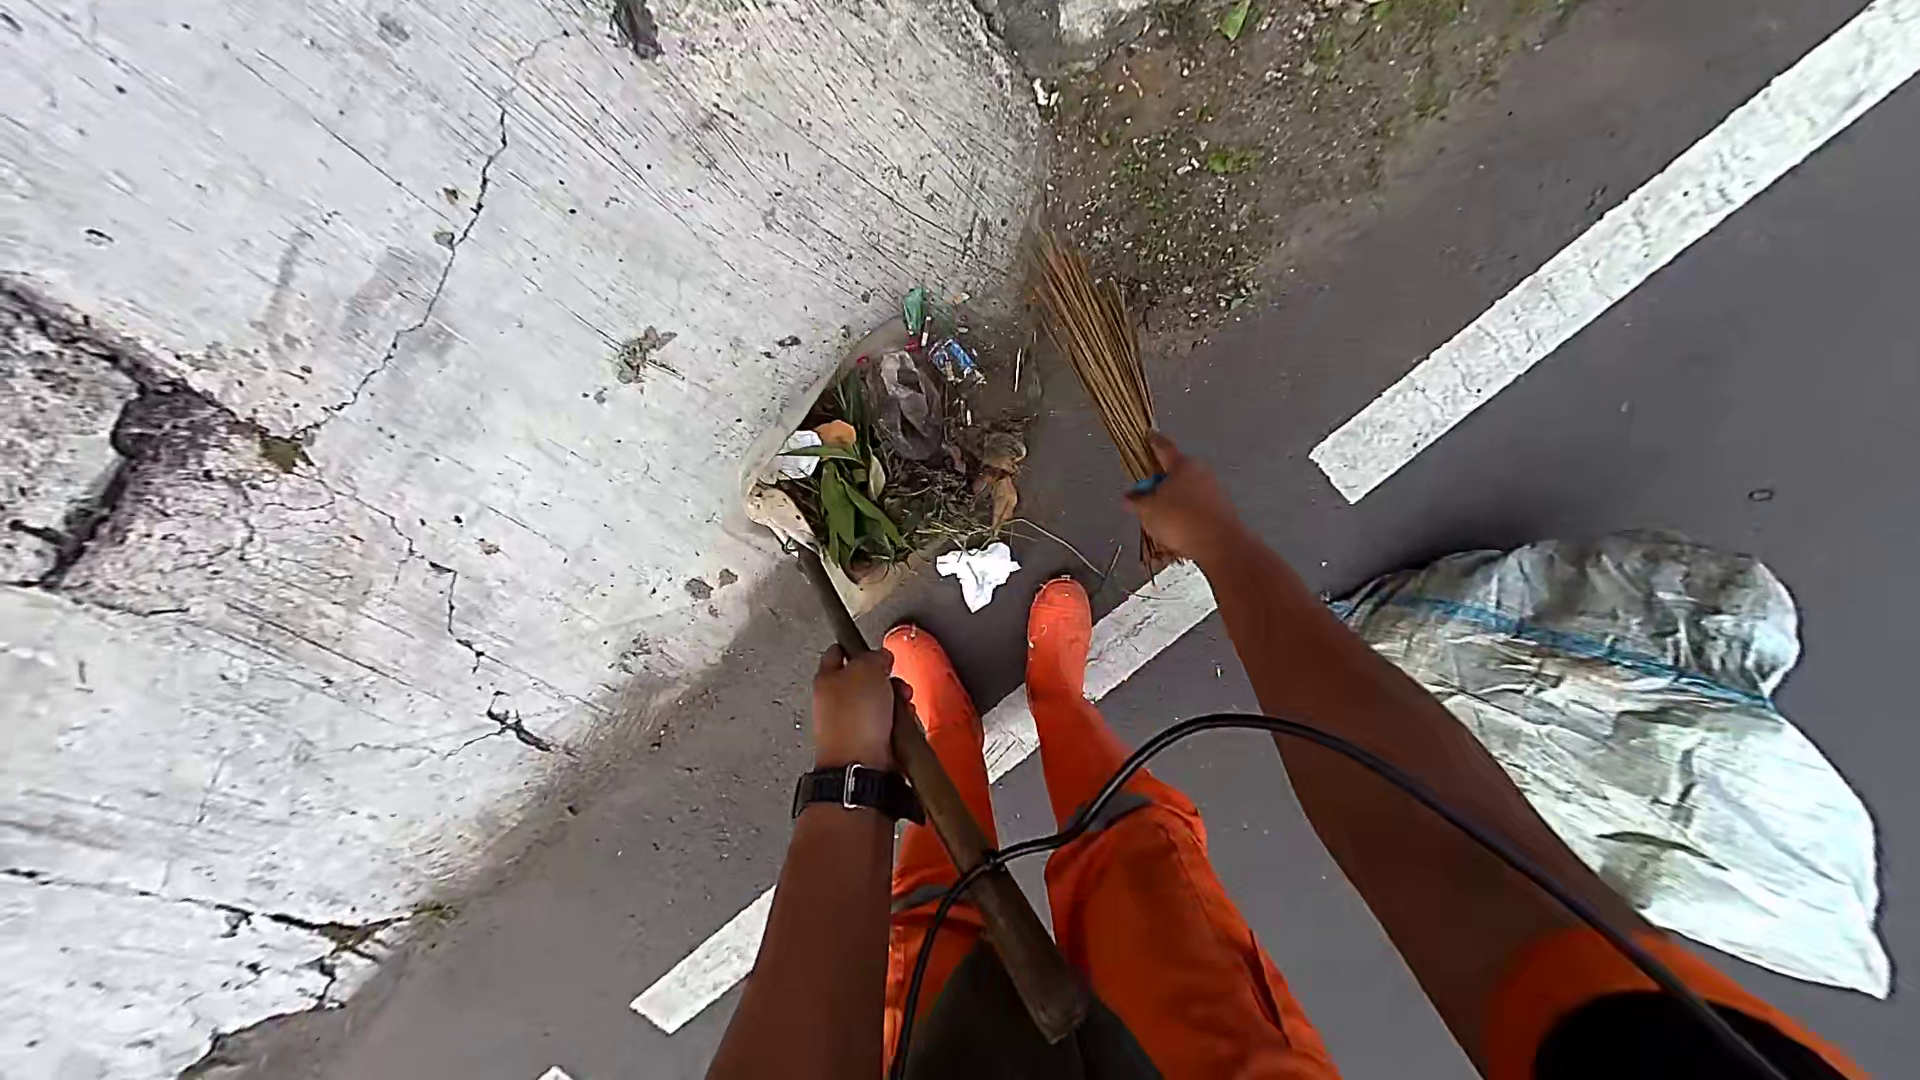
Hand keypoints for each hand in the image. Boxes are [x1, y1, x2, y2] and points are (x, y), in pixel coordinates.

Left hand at [810, 645, 900, 769]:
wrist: (861, 766)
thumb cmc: (855, 718)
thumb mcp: (867, 669)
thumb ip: (874, 656)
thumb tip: (881, 657)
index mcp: (826, 679)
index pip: (837, 653)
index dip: (854, 648)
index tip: (868, 647)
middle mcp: (836, 701)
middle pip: (865, 678)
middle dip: (885, 677)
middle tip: (892, 679)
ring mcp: (852, 723)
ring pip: (880, 700)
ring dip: (896, 699)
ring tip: (902, 703)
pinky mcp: (869, 741)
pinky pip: (889, 722)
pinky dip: (899, 720)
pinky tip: (902, 721)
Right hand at [1122, 432, 1248, 562]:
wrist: (1218, 544)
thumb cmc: (1181, 520)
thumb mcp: (1147, 510)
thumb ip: (1135, 500)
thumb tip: (1130, 497)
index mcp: (1183, 465)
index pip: (1164, 448)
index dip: (1153, 442)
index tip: (1149, 436)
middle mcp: (1201, 473)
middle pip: (1174, 474)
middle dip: (1159, 485)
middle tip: (1145, 501)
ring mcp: (1214, 491)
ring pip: (1185, 493)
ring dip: (1172, 504)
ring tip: (1160, 523)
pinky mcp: (1220, 510)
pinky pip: (1196, 509)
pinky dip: (1184, 517)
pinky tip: (1176, 533)